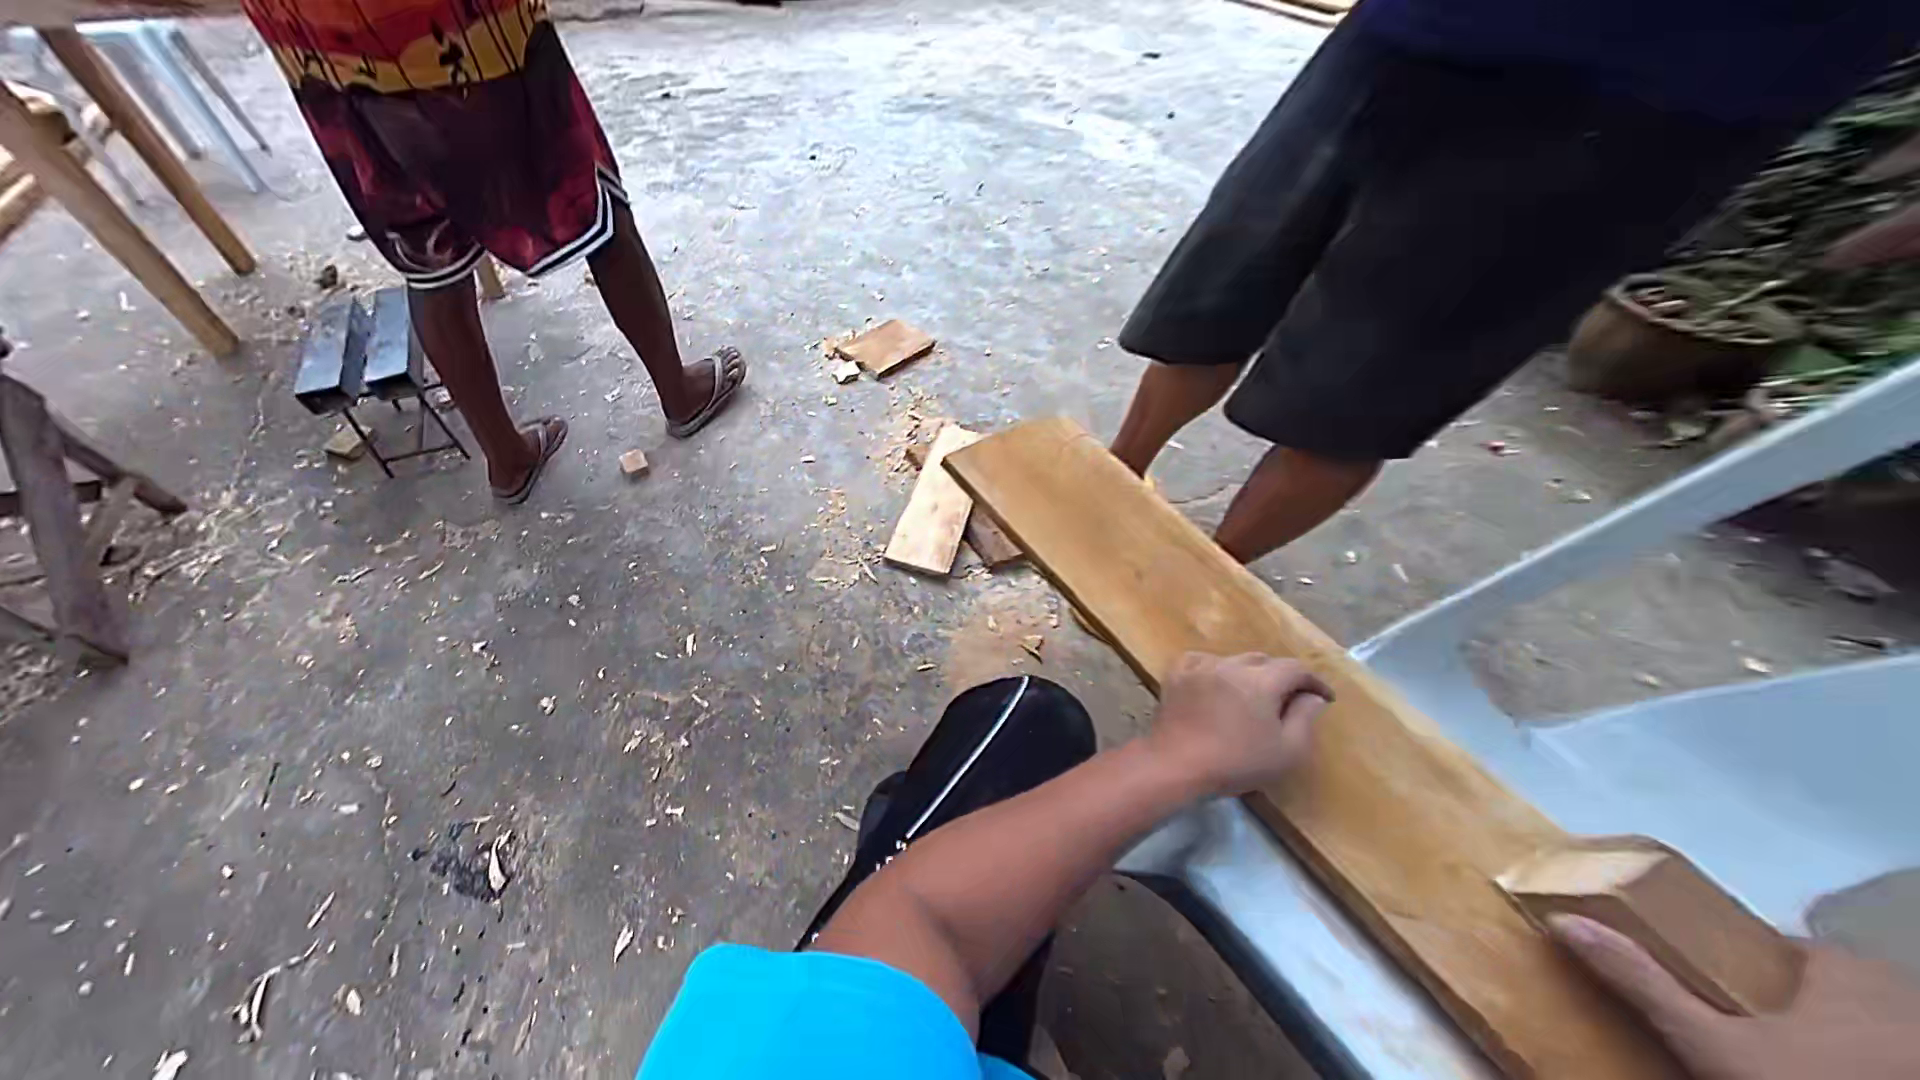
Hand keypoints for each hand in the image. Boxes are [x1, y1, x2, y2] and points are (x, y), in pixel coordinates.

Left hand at [1146, 652, 1332, 796]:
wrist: (1177, 763)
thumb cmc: (1237, 762)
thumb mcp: (1287, 750)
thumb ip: (1305, 718)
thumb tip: (1314, 697)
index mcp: (1261, 681)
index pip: (1295, 668)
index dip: (1313, 681)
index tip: (1324, 697)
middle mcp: (1230, 665)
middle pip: (1263, 660)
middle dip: (1281, 676)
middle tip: (1288, 698)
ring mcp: (1200, 667)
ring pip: (1232, 659)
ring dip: (1248, 672)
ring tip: (1251, 693)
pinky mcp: (1176, 675)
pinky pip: (1200, 660)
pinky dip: (1213, 667)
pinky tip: (1215, 680)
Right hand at [1550, 915, 1919, 1079]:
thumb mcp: (1712, 1046)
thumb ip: (1640, 980)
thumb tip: (1563, 919)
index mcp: (1850, 973)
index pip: (1783, 945)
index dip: (1741, 962)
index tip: (1714, 990)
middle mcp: (1906, 1002)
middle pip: (1827, 989)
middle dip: (1787, 1006)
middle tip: (1746, 1033)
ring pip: (1868, 1032)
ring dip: (1829, 1044)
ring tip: (1785, 1063)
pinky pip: (1889, 1058)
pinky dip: (1855, 1063)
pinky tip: (1821, 1075)